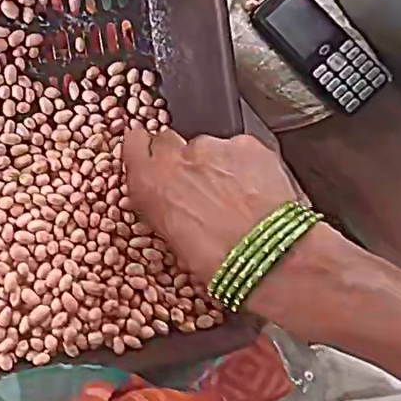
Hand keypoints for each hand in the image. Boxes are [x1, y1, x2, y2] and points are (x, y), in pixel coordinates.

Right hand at [123, 129, 309, 282]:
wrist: (267, 256)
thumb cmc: (217, 260)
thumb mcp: (171, 239)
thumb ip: (163, 206)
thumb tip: (168, 201)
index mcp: (149, 182)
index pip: (133, 143)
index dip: (143, 149)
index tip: (149, 156)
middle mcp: (176, 158)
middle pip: (169, 140)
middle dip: (178, 156)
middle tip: (196, 183)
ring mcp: (213, 147)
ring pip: (208, 147)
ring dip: (216, 165)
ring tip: (234, 195)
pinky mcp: (247, 144)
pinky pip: (240, 149)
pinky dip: (246, 164)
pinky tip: (255, 189)